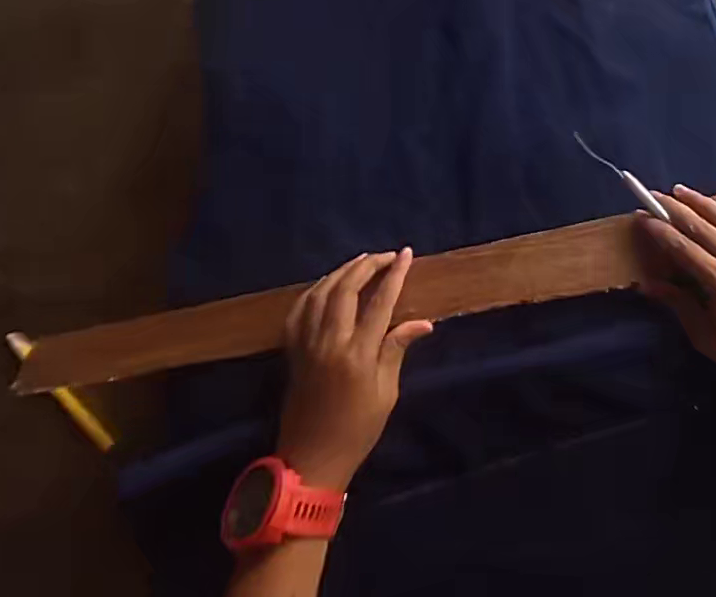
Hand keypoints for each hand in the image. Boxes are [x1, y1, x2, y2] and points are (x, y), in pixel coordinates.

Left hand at [275, 249, 432, 490]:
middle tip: (386, 256)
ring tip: (361, 262)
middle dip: (368, 265)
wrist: (310, 461)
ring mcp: (307, 344)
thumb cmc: (357, 431)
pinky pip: (299, 310)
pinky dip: (314, 290)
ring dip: (342, 272)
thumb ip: (397, 350)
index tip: (406, 255)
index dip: (394, 274)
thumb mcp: (386, 393)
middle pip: (347, 289)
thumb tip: (423, 322)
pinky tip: (327, 284)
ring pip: (321, 293)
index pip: (380, 302)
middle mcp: (330, 342)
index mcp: (358, 354)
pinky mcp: (292, 351)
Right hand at [635, 183, 715, 397]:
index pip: (682, 247)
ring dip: (700, 201)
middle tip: (652, 196)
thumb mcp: (705, 335)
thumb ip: (678, 304)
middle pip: (700, 226)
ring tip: (679, 190)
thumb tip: (647, 285)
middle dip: (673, 209)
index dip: (659, 230)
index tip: (640, 216)